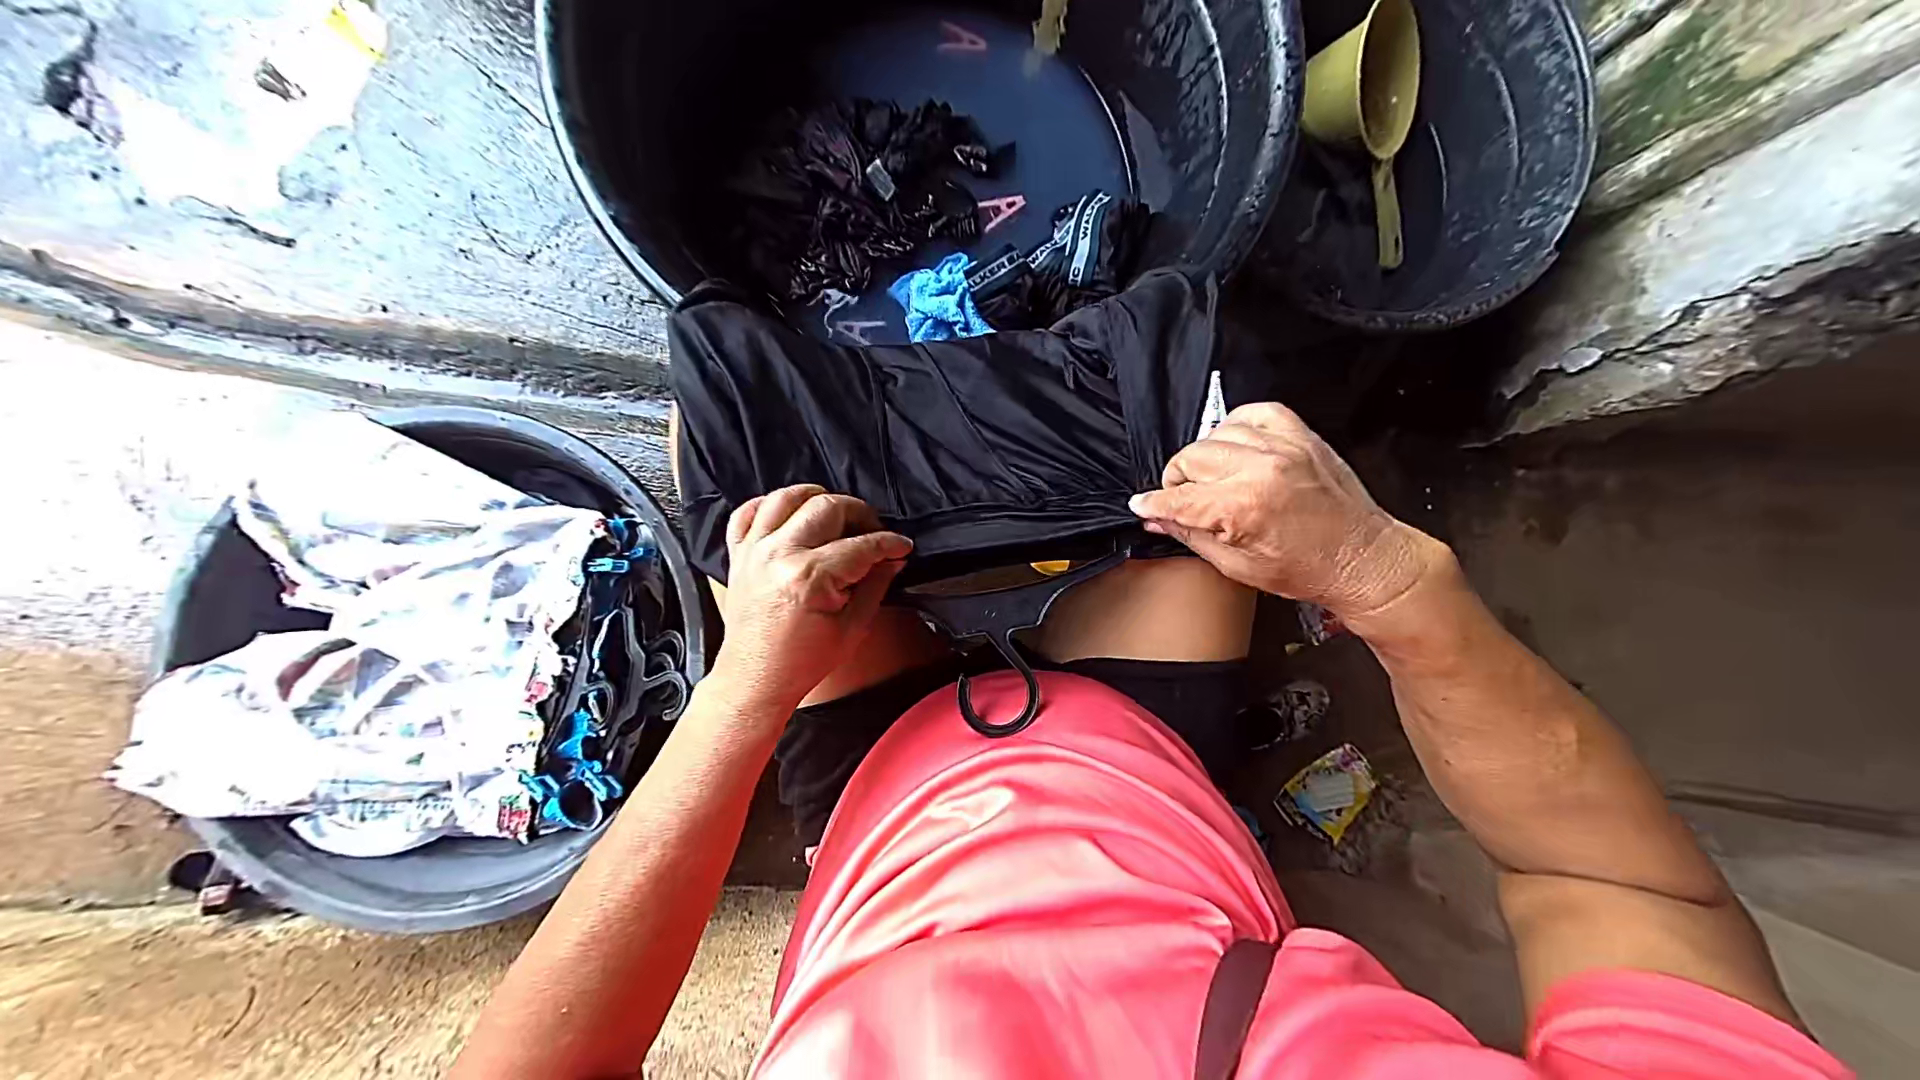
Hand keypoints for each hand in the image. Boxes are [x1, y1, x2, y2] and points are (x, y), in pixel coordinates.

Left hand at [711, 485, 911, 710]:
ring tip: (836, 515)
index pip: (862, 544)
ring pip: (788, 496)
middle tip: (874, 532)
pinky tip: (791, 516)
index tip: (901, 546)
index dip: (890, 543)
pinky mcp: (740, 554)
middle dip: (860, 513)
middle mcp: (779, 555)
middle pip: (828, 506)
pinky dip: (770, 506)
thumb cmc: (801, 661)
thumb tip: (892, 560)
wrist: (757, 678)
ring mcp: (755, 551)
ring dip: (818, 498)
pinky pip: (748, 512)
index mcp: (809, 577)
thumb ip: (876, 585)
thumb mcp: (853, 628)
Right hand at [1128, 403, 1443, 618]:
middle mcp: (1261, 470)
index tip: (1143, 505)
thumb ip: (1189, 534)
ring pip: (1214, 435)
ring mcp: (1283, 448)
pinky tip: (1236, 449)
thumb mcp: (1235, 565)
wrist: (1363, 559)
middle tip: (1186, 501)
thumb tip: (1157, 519)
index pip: (1175, 497)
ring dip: (1206, 459)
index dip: (1152, 504)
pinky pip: (1253, 413)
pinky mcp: (1300, 437)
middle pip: (1188, 458)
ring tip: (1215, 480)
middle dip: (1178, 483)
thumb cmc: (1310, 568)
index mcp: (1242, 507)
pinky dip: (1236, 428)